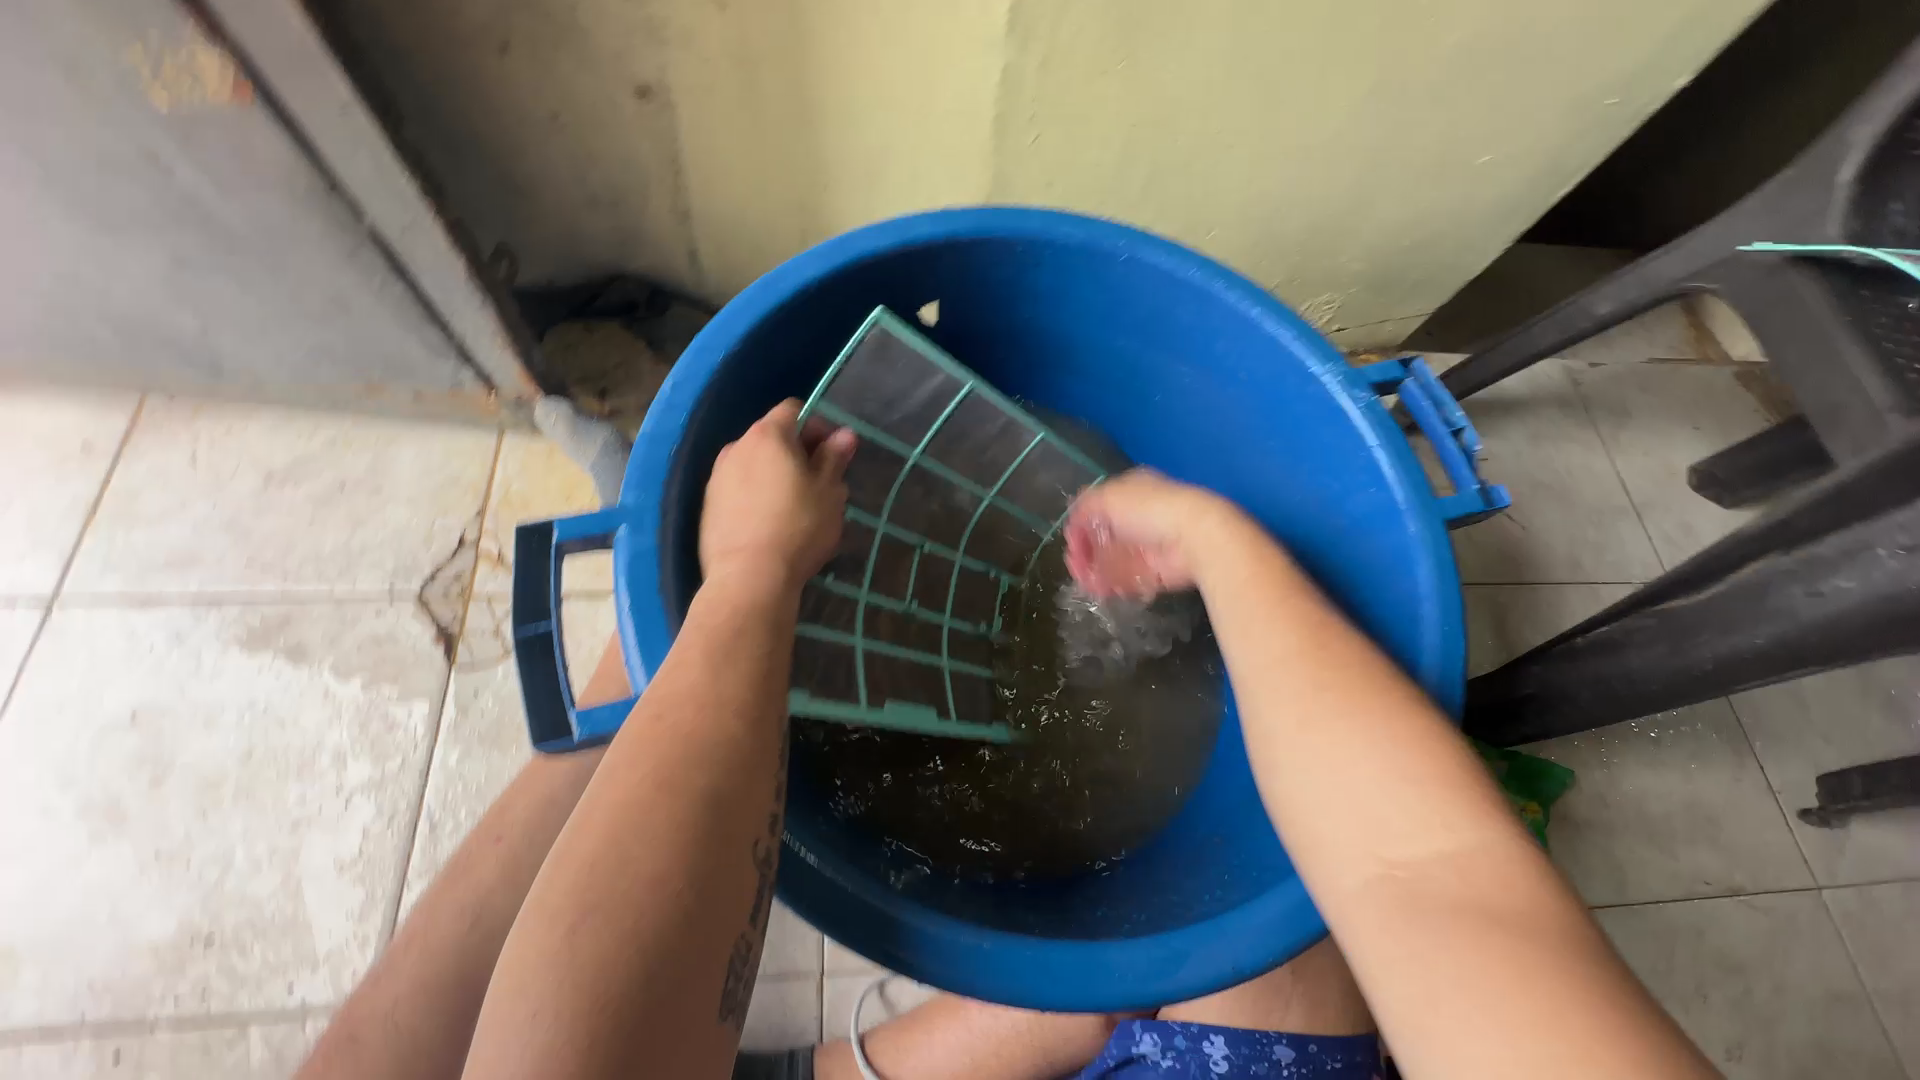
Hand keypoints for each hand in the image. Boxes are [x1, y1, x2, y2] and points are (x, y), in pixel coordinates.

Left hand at [700, 399, 856, 595]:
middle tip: (821, 485)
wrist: (749, 577)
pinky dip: (756, 497)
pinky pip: (739, 490)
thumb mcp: (829, 491)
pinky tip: (770, 526)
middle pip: (772, 437)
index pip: (794, 409)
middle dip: (798, 453)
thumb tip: (844, 434)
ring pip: (754, 465)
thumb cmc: (798, 527)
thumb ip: (834, 457)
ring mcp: (717, 477)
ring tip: (796, 509)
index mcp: (768, 435)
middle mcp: (736, 447)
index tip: (834, 455)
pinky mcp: (707, 507)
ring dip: (776, 476)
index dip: (818, 426)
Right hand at [1063, 469, 1243, 598]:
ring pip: (1114, 560)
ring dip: (1095, 570)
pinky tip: (1098, 589)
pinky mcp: (1157, 571)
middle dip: (1086, 551)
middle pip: (1105, 537)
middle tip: (1075, 564)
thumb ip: (1085, 507)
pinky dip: (1112, 584)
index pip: (1098, 508)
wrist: (1196, 537)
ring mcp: (1149, 546)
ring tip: (1083, 580)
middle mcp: (1140, 517)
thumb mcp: (1109, 497)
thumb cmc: (1149, 509)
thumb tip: (1074, 521)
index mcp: (1131, 492)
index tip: (1071, 540)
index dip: (1081, 524)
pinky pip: (1129, 579)